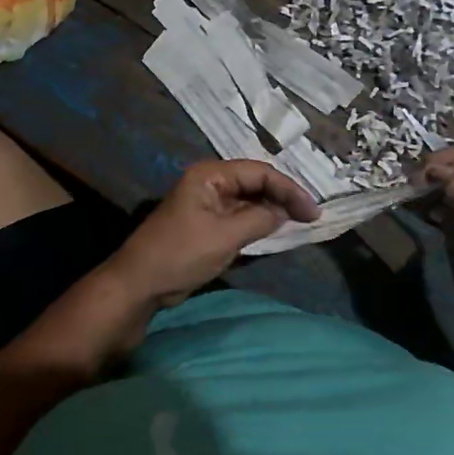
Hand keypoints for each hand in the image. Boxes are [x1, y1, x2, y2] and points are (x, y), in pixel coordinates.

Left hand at [103, 160, 319, 305]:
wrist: (141, 282)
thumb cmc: (181, 253)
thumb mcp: (225, 235)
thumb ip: (260, 219)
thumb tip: (284, 211)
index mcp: (209, 175)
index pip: (258, 172)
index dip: (288, 189)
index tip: (312, 211)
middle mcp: (209, 183)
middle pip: (255, 183)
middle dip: (283, 197)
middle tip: (311, 217)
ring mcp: (207, 204)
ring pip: (249, 200)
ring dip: (272, 210)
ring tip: (301, 223)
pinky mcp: (207, 225)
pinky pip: (239, 217)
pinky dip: (258, 223)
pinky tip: (277, 232)